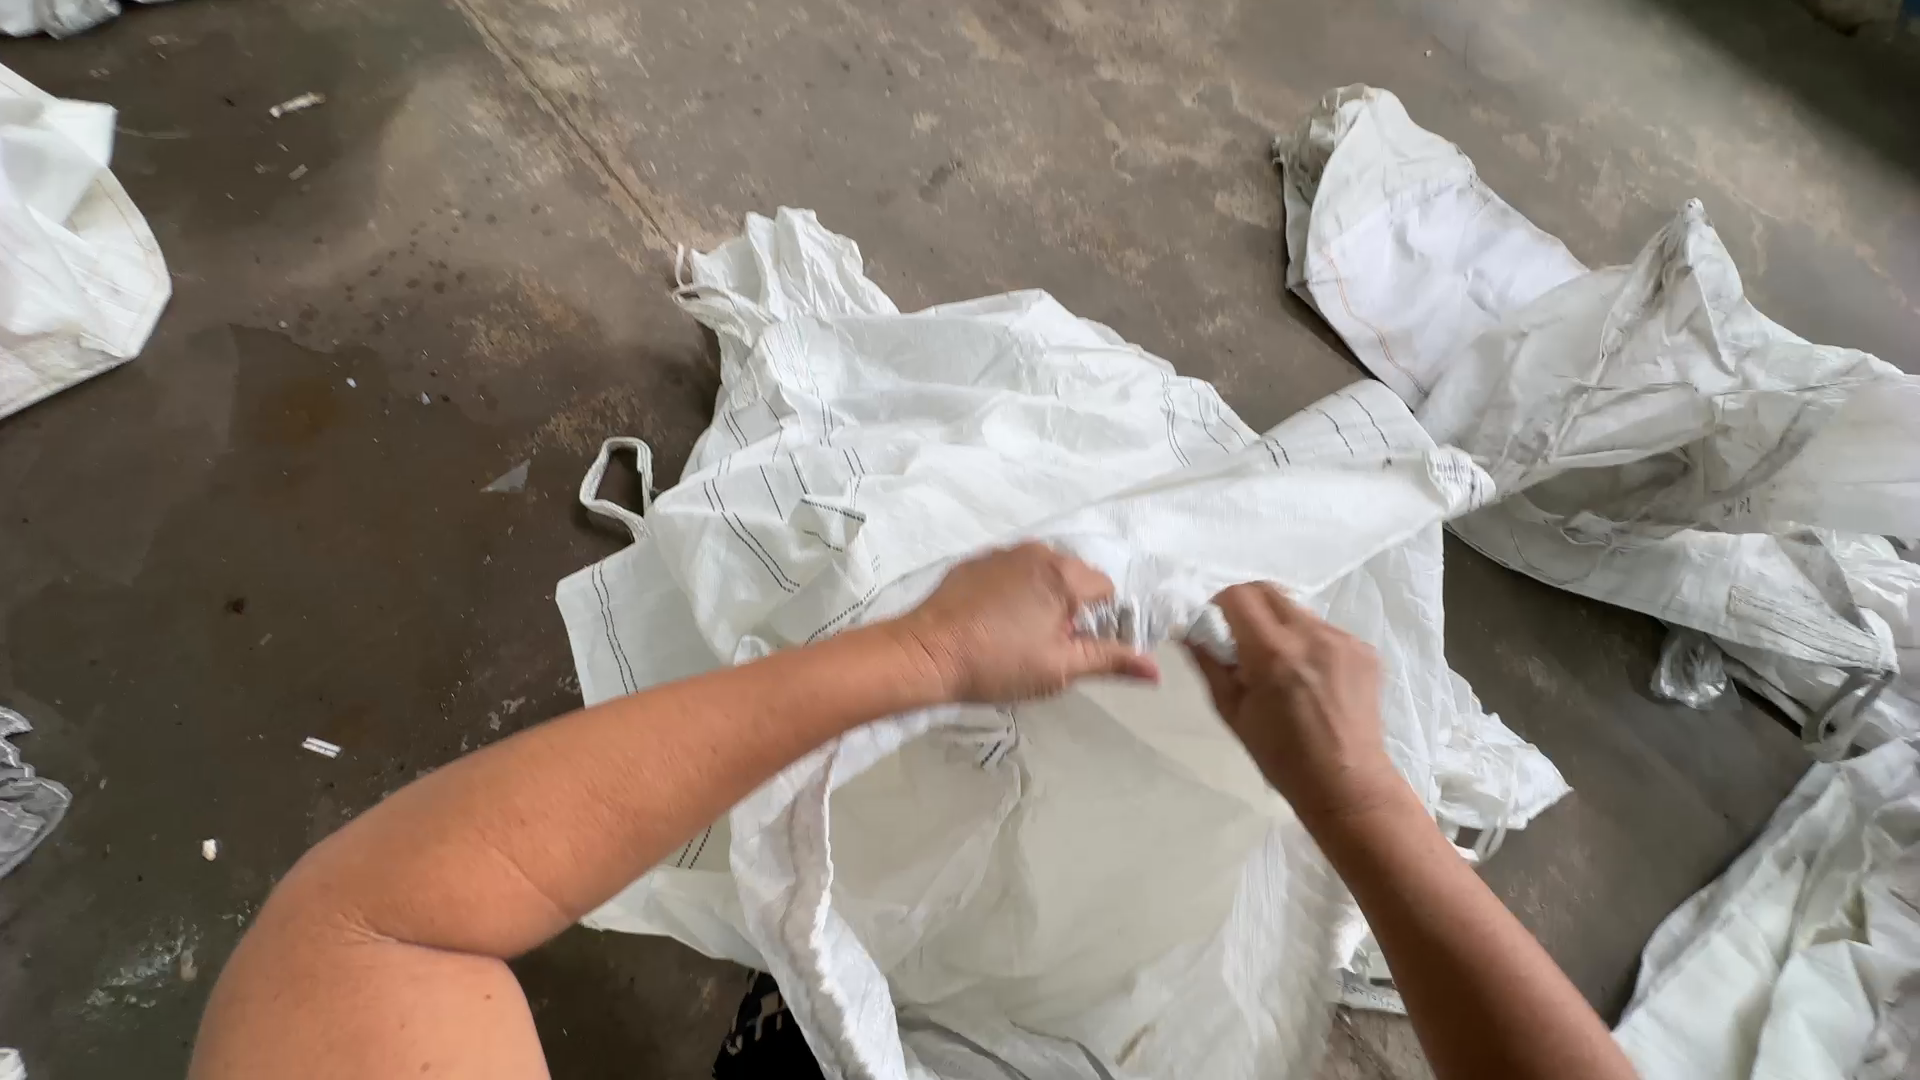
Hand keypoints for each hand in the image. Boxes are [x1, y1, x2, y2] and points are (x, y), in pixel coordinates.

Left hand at [891, 543, 1159, 703]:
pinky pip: (1007, 572)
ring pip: (1039, 572)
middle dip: (1069, 606)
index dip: (1100, 619)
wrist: (926, 653)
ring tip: (1016, 634)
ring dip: (1039, 597)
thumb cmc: (998, 663)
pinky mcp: (972, 562)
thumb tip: (1155, 669)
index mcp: (1063, 575)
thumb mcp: (1060, 668)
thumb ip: (1110, 661)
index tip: (1077, 644)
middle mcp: (1035, 552)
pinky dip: (1010, 591)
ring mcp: (1000, 554)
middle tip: (1045, 643)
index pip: (1105, 588)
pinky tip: (991, 621)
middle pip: (1072, 576)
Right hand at [1190, 583, 1403, 823]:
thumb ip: (1208, 662)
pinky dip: (1306, 640)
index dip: (1218, 603)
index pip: (1238, 596)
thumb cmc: (1278, 754)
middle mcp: (1311, 637)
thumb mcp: (1229, 709)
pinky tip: (1307, 674)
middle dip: (1246, 604)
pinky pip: (1323, 628)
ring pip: (1296, 609)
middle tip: (1239, 634)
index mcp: (1272, 653)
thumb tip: (1186, 630)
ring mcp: (1343, 641)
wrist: (1345, 783)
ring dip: (1277, 623)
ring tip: (1277, 661)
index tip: (1215, 624)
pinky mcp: (1365, 650)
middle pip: (1268, 590)